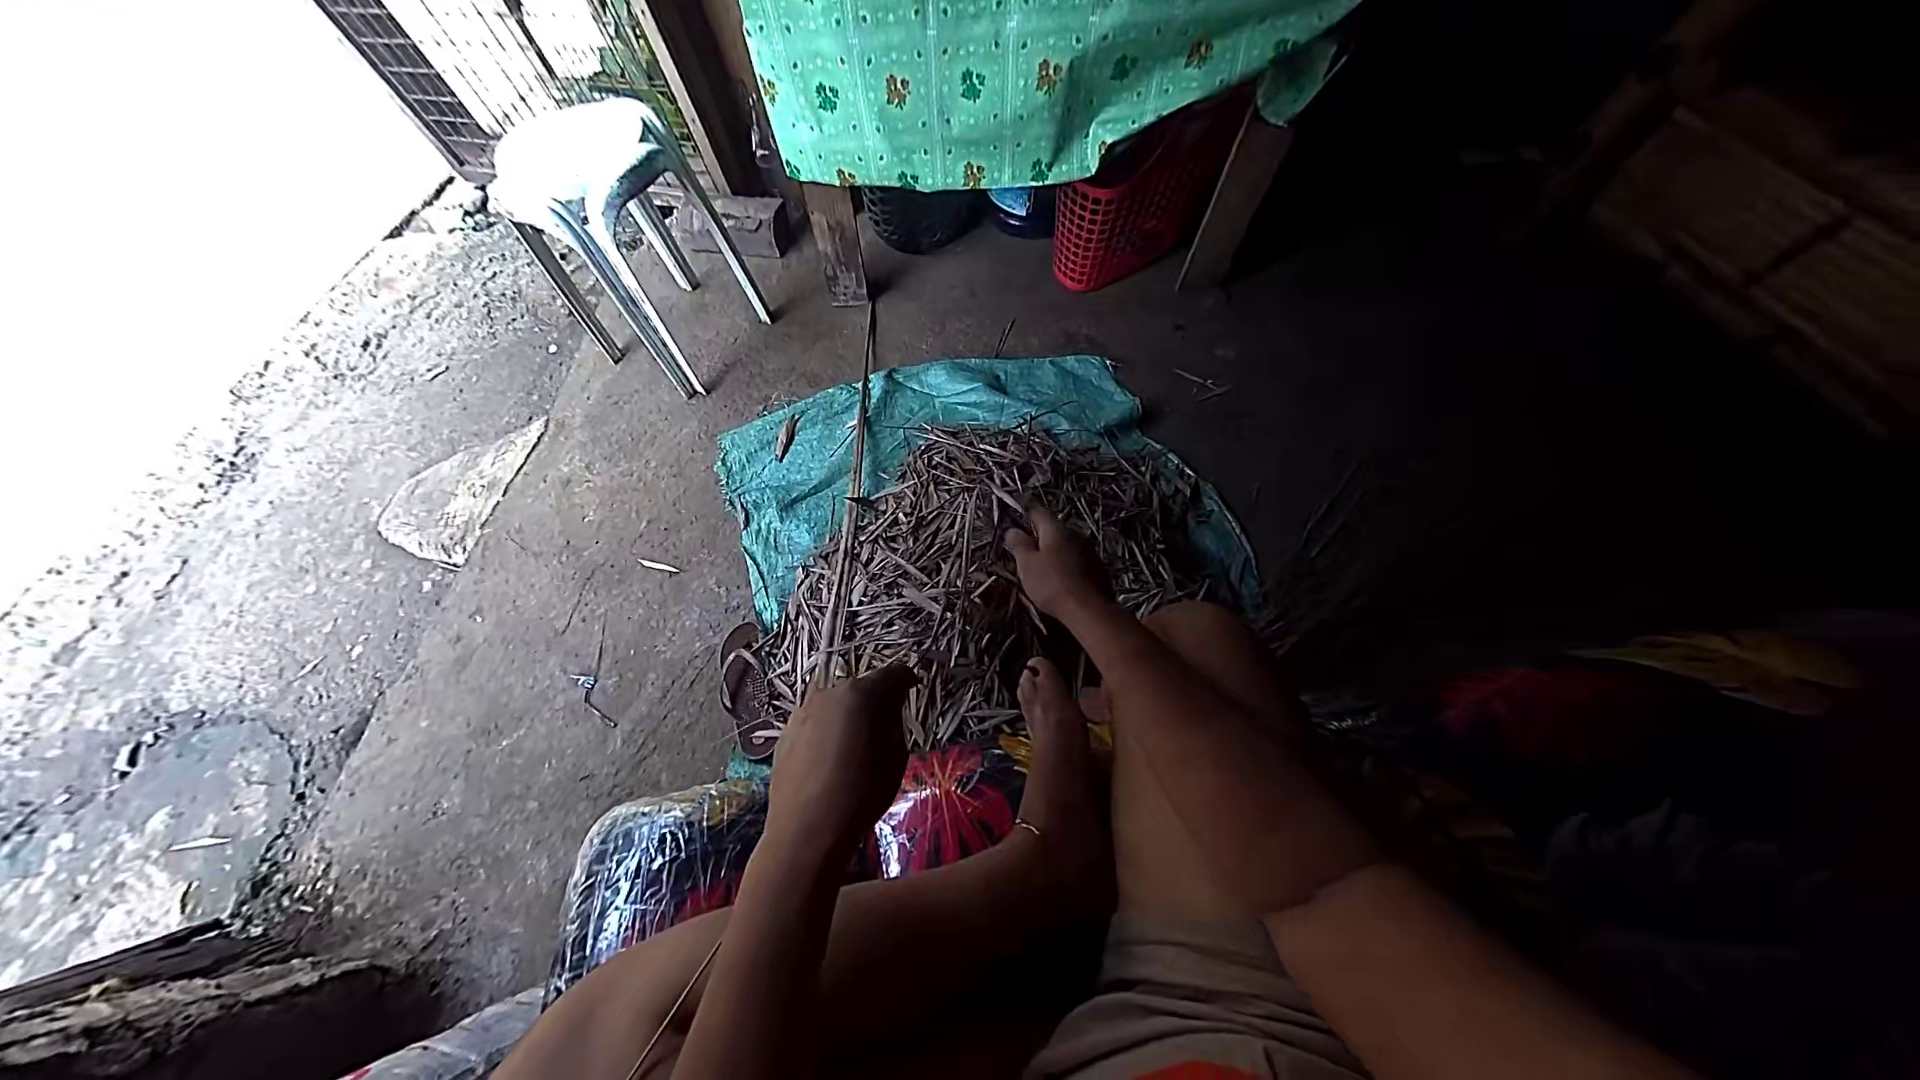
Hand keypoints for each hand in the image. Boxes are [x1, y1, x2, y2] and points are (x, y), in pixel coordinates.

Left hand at [766, 664, 917, 859]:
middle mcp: (828, 692)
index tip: (912, 690)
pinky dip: (828, 729)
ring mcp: (802, 710)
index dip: (907, 680)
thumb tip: (890, 705)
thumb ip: (895, 720)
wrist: (806, 830)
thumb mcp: (896, 755)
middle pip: (861, 686)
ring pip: (835, 703)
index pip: (893, 673)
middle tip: (885, 724)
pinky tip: (830, 758)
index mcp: (861, 694)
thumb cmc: (861, 793)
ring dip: (848, 714)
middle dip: (876, 699)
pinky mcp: (785, 731)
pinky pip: (816, 721)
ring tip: (855, 744)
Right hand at [1004, 504, 1108, 619]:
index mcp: (1056, 529)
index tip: (1014, 531)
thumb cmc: (1052, 585)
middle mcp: (1075, 535)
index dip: (1023, 518)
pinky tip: (1059, 583)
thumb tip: (1012, 530)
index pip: (1037, 512)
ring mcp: (1089, 551)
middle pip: (1052, 530)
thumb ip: (1019, 545)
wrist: (1089, 610)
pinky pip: (1075, 561)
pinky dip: (1065, 567)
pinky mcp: (1097, 568)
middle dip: (1038, 540)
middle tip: (1024, 557)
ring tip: (1041, 574)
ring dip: (1052, 555)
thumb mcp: (1027, 565)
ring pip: (1065, 547)